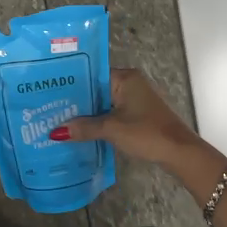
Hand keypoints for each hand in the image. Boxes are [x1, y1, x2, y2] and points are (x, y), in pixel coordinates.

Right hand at [53, 68, 205, 165]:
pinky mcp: (137, 115)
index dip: (72, 83)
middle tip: (47, 108)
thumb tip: (56, 132)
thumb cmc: (146, 133)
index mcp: (126, 78)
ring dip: (86, 113)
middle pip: (97, 89)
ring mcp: (135, 100)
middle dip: (76, 101)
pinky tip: (80, 131)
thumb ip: (84, 128)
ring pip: (104, 103)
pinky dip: (98, 121)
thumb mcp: (112, 129)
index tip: (49, 91)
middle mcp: (130, 84)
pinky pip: (112, 113)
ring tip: (58, 120)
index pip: (92, 74)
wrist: (179, 152)